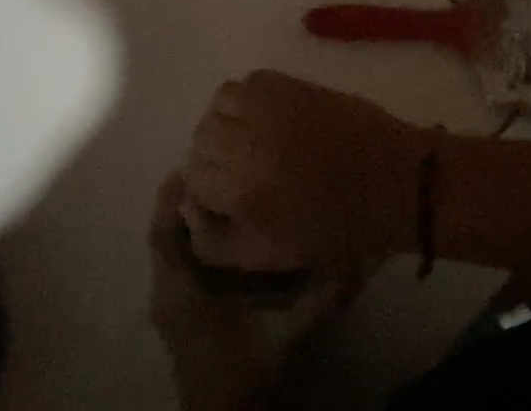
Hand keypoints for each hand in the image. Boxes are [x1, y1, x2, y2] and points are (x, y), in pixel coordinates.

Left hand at [148, 172, 358, 410]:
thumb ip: (326, 295)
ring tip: (227, 189)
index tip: (196, 161)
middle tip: (220, 166)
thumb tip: (366, 256)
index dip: (173, 197)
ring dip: (191, 222)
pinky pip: (182, 267)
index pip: (164, 233)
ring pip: (172, 252)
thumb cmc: (247, 370)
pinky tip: (228, 233)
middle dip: (186, 201)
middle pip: (166, 236)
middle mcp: (168, 293)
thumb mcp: (290, 332)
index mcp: (181, 290)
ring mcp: (171, 307)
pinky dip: (196, 245)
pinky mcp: (181, 317)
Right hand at [181, 70, 436, 271]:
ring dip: (228, 121)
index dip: (208, 189)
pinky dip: (251, 96)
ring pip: (221, 103)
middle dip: (215, 155)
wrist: (402, 182)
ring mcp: (276, 107)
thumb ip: (217, 242)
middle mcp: (251, 142)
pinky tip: (269, 116)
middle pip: (203, 137)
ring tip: (252, 138)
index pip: (192, 177)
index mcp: (243, 190)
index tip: (229, 197)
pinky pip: (252, 80)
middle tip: (243, 169)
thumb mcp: (272, 256)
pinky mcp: (300, 86)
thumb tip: (189, 209)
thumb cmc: (341, 229)